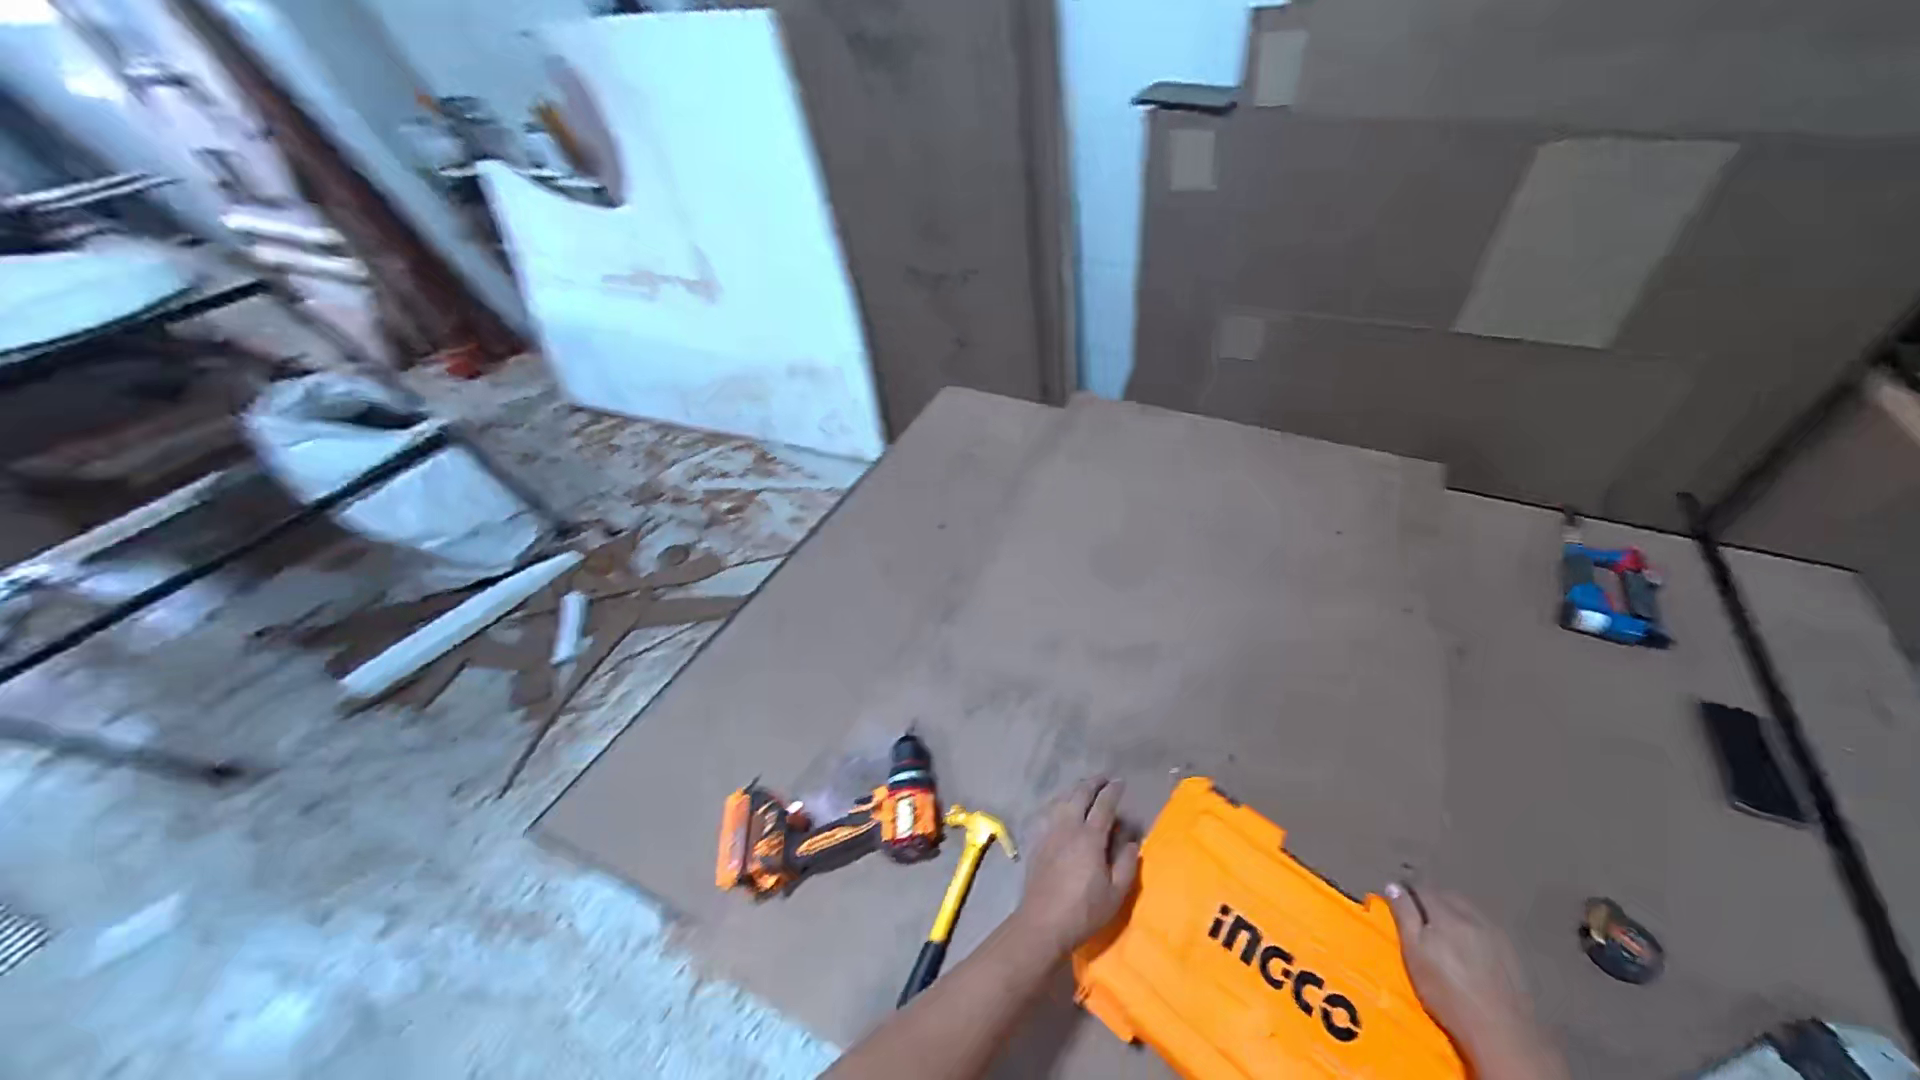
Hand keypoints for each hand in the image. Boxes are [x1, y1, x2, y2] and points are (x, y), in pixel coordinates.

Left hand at [1012, 779, 1140, 955]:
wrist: (1043, 921)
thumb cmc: (1084, 910)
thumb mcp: (1116, 892)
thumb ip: (1126, 862)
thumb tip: (1132, 840)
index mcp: (1090, 837)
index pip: (1104, 805)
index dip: (1113, 791)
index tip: (1120, 783)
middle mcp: (1068, 826)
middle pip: (1079, 794)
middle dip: (1093, 783)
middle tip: (1103, 779)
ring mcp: (1049, 831)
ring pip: (1061, 799)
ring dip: (1075, 790)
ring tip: (1085, 789)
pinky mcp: (1037, 840)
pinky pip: (1048, 811)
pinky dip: (1059, 802)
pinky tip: (1061, 806)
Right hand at [1385, 883, 1568, 1079]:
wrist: (1502, 1033)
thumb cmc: (1447, 993)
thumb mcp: (1415, 953)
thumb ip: (1404, 915)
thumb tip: (1393, 886)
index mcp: (1446, 914)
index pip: (1422, 887)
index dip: (1407, 889)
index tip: (1397, 896)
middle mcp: (1472, 917)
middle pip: (1447, 894)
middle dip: (1431, 897)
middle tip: (1418, 912)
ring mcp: (1496, 934)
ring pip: (1468, 908)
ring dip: (1452, 909)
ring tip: (1442, 926)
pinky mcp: (1511, 952)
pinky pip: (1485, 925)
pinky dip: (1471, 925)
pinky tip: (1468, 942)